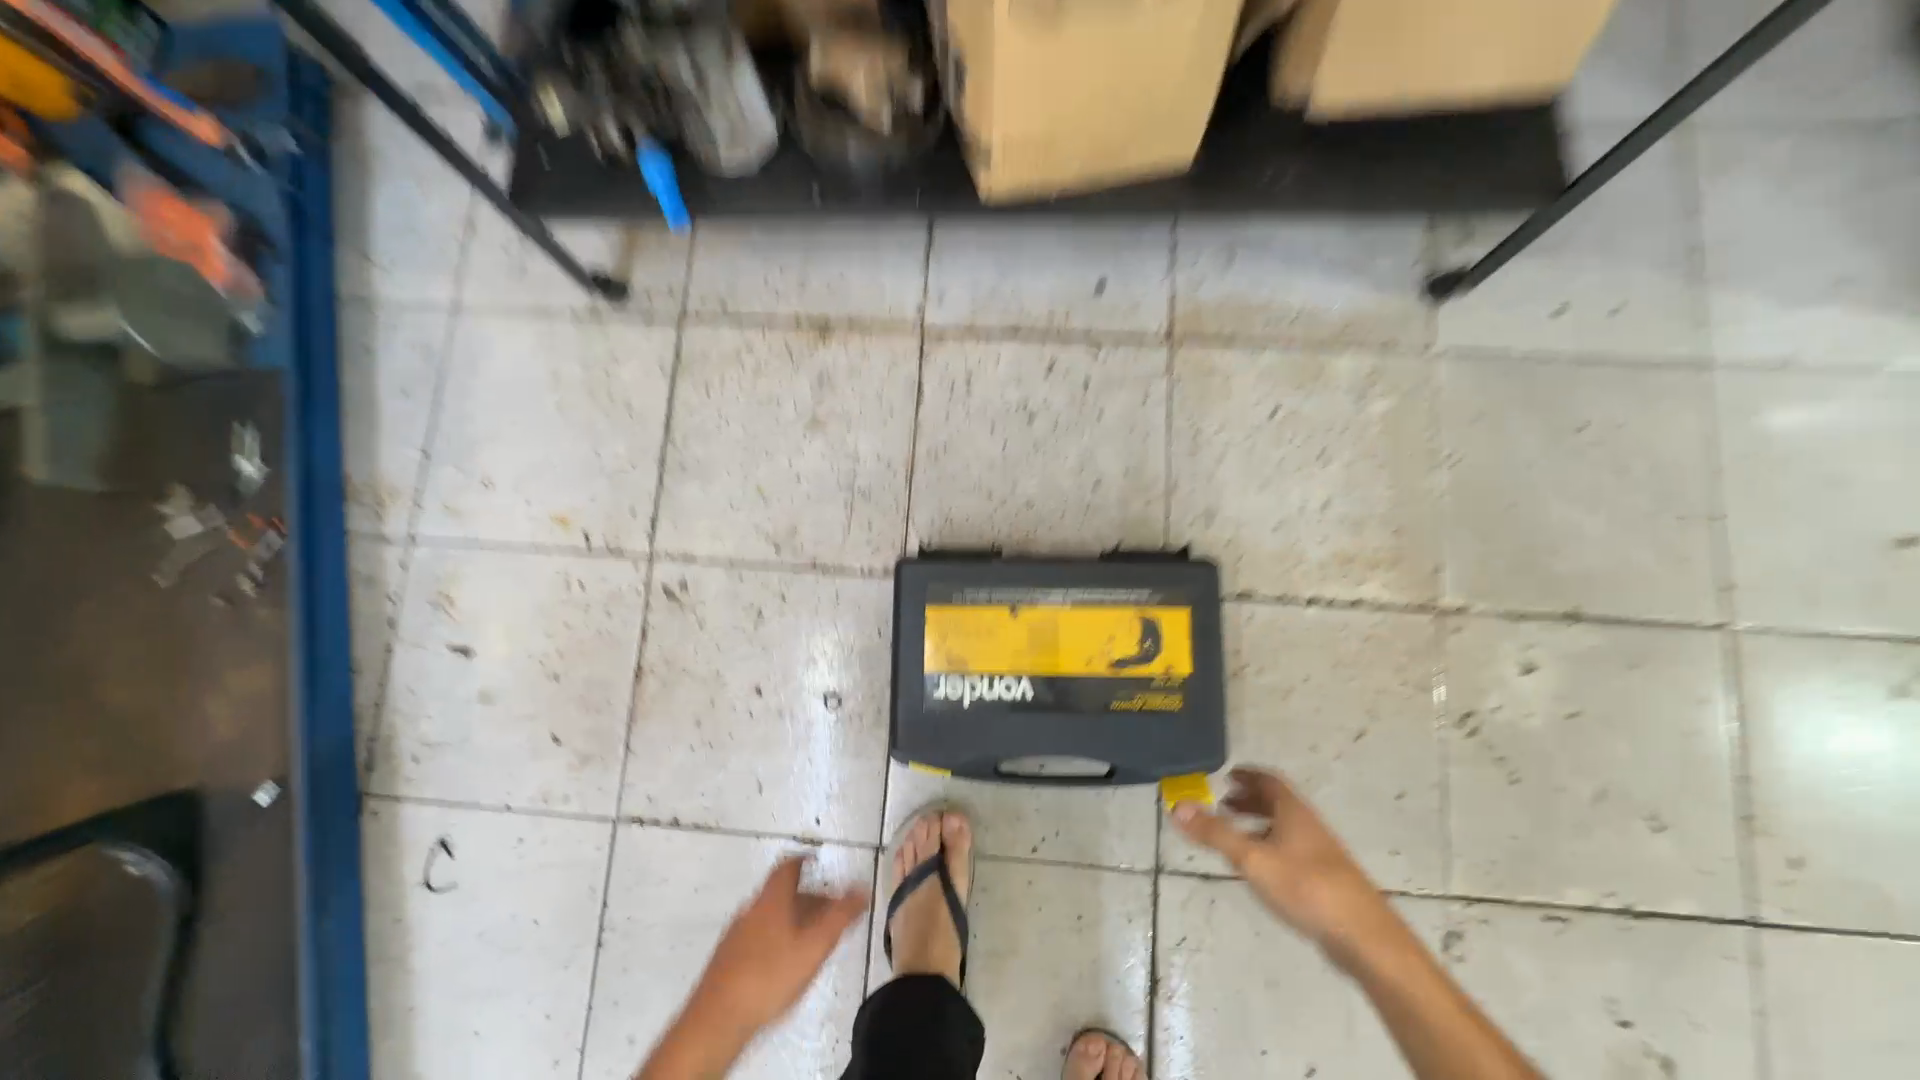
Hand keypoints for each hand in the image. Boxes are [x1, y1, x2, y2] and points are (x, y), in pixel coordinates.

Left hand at [683, 856, 870, 1037]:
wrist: (717, 1020)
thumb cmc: (771, 977)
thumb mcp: (815, 947)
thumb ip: (841, 916)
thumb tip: (862, 888)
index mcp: (772, 901)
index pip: (787, 868)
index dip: (803, 861)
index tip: (816, 861)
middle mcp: (751, 910)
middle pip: (780, 893)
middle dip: (806, 897)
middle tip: (828, 912)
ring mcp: (736, 935)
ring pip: (769, 916)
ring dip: (792, 920)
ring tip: (813, 940)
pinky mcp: (727, 960)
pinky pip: (758, 937)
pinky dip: (777, 938)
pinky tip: (785, 965)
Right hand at [1171, 767, 1396, 965]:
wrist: (1363, 935)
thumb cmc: (1305, 886)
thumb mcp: (1252, 859)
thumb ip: (1215, 833)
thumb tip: (1177, 805)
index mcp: (1293, 812)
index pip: (1269, 781)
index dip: (1247, 775)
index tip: (1226, 775)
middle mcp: (1308, 826)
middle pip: (1277, 803)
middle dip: (1249, 800)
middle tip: (1222, 804)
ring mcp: (1320, 854)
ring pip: (1284, 828)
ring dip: (1259, 825)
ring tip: (1234, 836)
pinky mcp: (1324, 880)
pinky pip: (1291, 850)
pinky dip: (1270, 847)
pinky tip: (1260, 870)